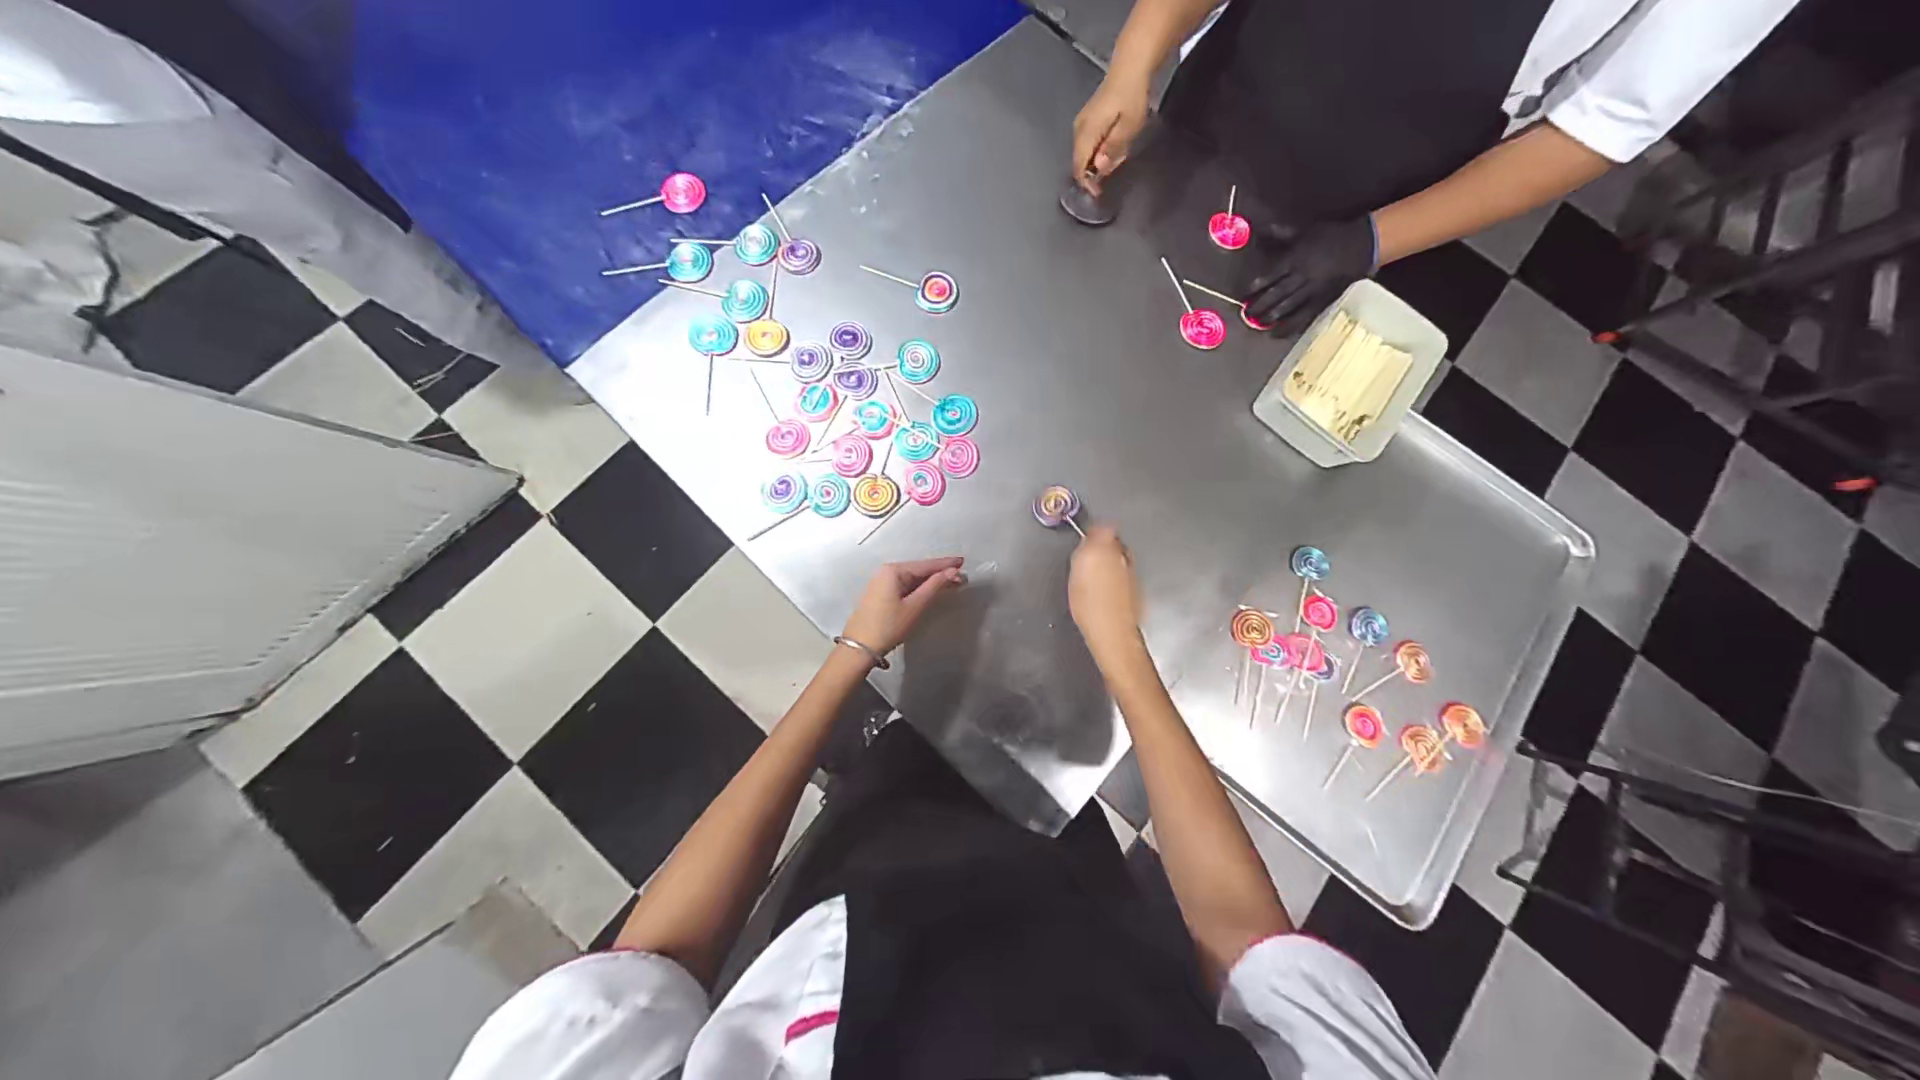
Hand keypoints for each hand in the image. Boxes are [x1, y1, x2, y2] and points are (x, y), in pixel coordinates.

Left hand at [840, 557, 965, 658]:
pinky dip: (919, 587)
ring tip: (951, 583)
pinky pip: (905, 585)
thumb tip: (953, 571)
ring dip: (931, 581)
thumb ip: (934, 586)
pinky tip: (930, 590)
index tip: (963, 561)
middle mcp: (886, 572)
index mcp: (894, 570)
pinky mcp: (880, 594)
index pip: (925, 565)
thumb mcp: (915, 606)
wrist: (860, 647)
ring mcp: (882, 583)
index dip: (945, 564)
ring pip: (912, 578)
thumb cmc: (889, 626)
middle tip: (961, 576)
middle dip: (939, 573)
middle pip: (918, 570)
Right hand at [1069, 525, 1145, 660]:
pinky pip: (1123, 577)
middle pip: (1114, 543)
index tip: (1086, 538)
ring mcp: (1132, 573)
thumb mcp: (1076, 570)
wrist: (1111, 630)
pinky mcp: (1136, 590)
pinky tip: (1104, 594)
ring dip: (1109, 565)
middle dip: (1103, 548)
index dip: (1094, 531)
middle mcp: (1124, 557)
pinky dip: (1115, 581)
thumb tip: (1089, 539)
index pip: (1104, 527)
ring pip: (1119, 560)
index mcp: (1107, 548)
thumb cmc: (1090, 602)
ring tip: (1093, 581)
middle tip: (1087, 560)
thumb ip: (1084, 548)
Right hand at [1072, 71, 1149, 194]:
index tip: (1099, 192)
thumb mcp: (1128, 126)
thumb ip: (1112, 149)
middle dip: (1094, 172)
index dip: (1087, 183)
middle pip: (1080, 161)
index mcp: (1086, 133)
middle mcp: (1078, 130)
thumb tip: (1099, 167)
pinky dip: (1097, 150)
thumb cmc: (1132, 96)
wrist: (1130, 66)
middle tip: (1114, 167)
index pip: (1079, 167)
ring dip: (1097, 161)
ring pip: (1083, 153)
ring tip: (1116, 156)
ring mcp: (1081, 123)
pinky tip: (1111, 145)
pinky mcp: (1087, 118)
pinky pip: (1087, 143)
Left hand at [1242, 218, 1376, 328]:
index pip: (1272, 274)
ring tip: (1259, 324)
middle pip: (1277, 293)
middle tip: (1247, 313)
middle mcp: (1302, 276)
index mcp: (1296, 258)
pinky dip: (1290, 326)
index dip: (1257, 285)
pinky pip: (1304, 316)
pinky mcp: (1323, 300)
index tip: (1245, 293)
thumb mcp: (1306, 231)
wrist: (1363, 244)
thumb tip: (1263, 228)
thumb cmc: (1332, 235)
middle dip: (1260, 304)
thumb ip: (1283, 233)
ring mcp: (1313, 290)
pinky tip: (1278, 333)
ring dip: (1272, 316)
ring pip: (1289, 306)